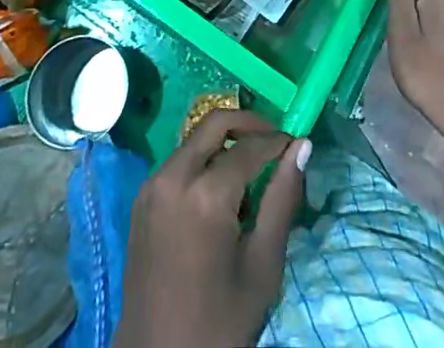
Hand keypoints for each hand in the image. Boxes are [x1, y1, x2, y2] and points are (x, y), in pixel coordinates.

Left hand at [114, 110, 309, 347]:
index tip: (299, 145)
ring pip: (195, 140)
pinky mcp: (141, 198)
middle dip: (250, 124)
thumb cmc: (220, 320)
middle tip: (277, 142)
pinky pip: (179, 161)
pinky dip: (204, 159)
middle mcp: (172, 176)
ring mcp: (151, 185)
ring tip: (253, 171)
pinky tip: (223, 189)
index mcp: (205, 194)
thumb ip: (282, 198)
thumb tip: (301, 147)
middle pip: (214, 123)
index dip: (279, 141)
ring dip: (225, 142)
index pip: (250, 146)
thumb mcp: (263, 264)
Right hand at [386, 0, 443, 173]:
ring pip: (433, 8)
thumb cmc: (426, 74)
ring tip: (422, 54)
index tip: (398, 33)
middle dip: (411, 15)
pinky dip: (438, 33)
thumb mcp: (401, 33)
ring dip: (424, 26)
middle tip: (408, 47)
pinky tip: (437, 56)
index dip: (397, 8)